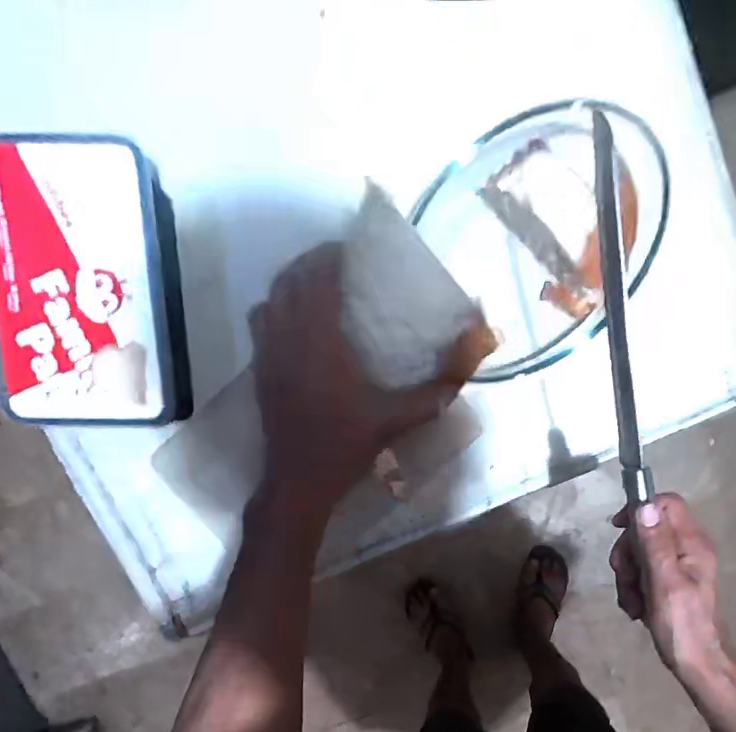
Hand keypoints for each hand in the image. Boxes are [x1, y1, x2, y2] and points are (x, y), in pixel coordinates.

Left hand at [250, 243, 470, 514]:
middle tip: (341, 260)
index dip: (333, 255)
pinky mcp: (259, 370)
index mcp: (319, 341)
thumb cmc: (347, 445)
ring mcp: (267, 353)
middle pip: (291, 279)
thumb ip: (439, 386)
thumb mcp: (399, 417)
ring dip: (291, 280)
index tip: (354, 247)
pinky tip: (296, 319)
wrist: (299, 480)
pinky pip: (260, 320)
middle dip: (313, 261)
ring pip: (270, 297)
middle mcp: (287, 338)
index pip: (318, 277)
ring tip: (318, 282)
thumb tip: (476, 347)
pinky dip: (276, 305)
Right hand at [609, 493, 726, 677]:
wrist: (697, 665)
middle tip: (626, 578)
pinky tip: (637, 608)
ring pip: (641, 553)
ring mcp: (681, 566)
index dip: (639, 510)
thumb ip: (655, 544)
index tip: (618, 530)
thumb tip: (645, 506)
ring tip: (633, 602)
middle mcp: (689, 549)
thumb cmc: (682, 626)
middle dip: (629, 553)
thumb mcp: (664, 583)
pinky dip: (634, 588)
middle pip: (647, 529)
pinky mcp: (671, 583)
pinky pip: (644, 573)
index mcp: (693, 543)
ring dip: (629, 576)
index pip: (666, 503)